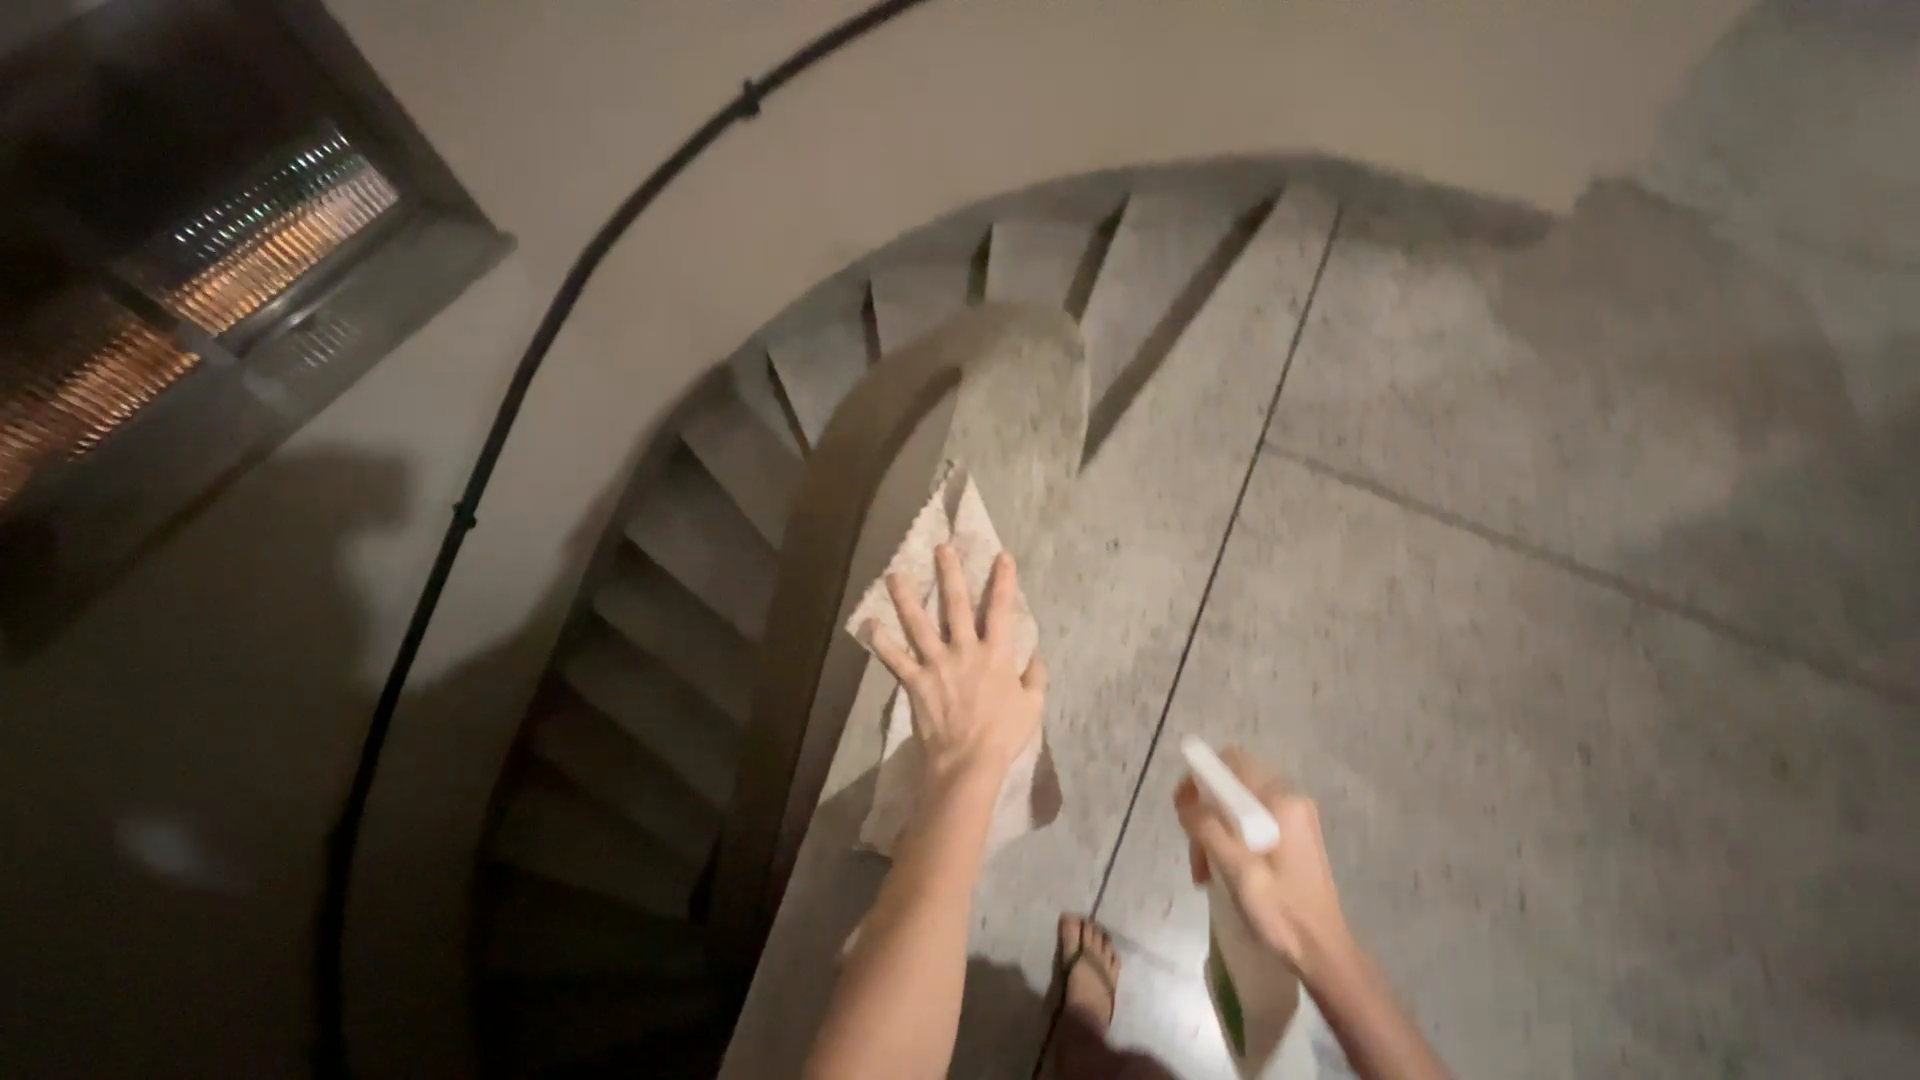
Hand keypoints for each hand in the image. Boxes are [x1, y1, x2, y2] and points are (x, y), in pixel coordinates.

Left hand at [867, 545, 1047, 785]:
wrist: (968, 762)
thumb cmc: (1004, 734)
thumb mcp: (1033, 705)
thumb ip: (1035, 676)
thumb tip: (1036, 655)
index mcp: (997, 654)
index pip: (1001, 609)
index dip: (1003, 581)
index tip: (1002, 556)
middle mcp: (965, 650)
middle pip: (956, 605)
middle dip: (949, 574)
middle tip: (941, 549)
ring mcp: (937, 664)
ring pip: (919, 624)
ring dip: (905, 597)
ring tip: (894, 574)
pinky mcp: (915, 681)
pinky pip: (895, 658)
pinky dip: (881, 641)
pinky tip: (868, 623)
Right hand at [1174, 748, 1352, 978]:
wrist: (1322, 952)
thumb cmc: (1281, 911)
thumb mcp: (1238, 869)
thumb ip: (1208, 828)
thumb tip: (1184, 801)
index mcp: (1281, 802)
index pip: (1232, 763)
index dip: (1201, 778)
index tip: (1183, 809)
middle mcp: (1290, 800)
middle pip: (1232, 786)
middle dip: (1205, 813)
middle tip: (1195, 853)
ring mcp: (1293, 819)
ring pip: (1237, 808)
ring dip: (1214, 832)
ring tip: (1204, 872)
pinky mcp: (1291, 837)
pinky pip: (1249, 824)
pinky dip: (1230, 841)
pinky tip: (1222, 871)